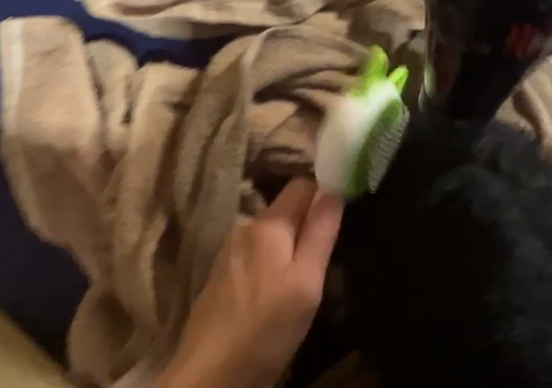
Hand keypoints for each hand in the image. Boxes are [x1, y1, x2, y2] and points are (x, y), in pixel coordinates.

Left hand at [160, 178, 343, 387]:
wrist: (209, 377)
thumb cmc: (266, 329)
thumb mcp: (306, 283)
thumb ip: (321, 232)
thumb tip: (333, 188)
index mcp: (268, 223)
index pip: (303, 184)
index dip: (325, 193)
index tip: (343, 217)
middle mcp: (245, 227)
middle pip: (287, 210)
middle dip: (308, 226)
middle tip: (327, 260)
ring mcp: (229, 253)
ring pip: (272, 236)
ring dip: (290, 250)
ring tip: (303, 284)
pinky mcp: (221, 278)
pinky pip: (256, 257)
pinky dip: (271, 267)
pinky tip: (276, 297)